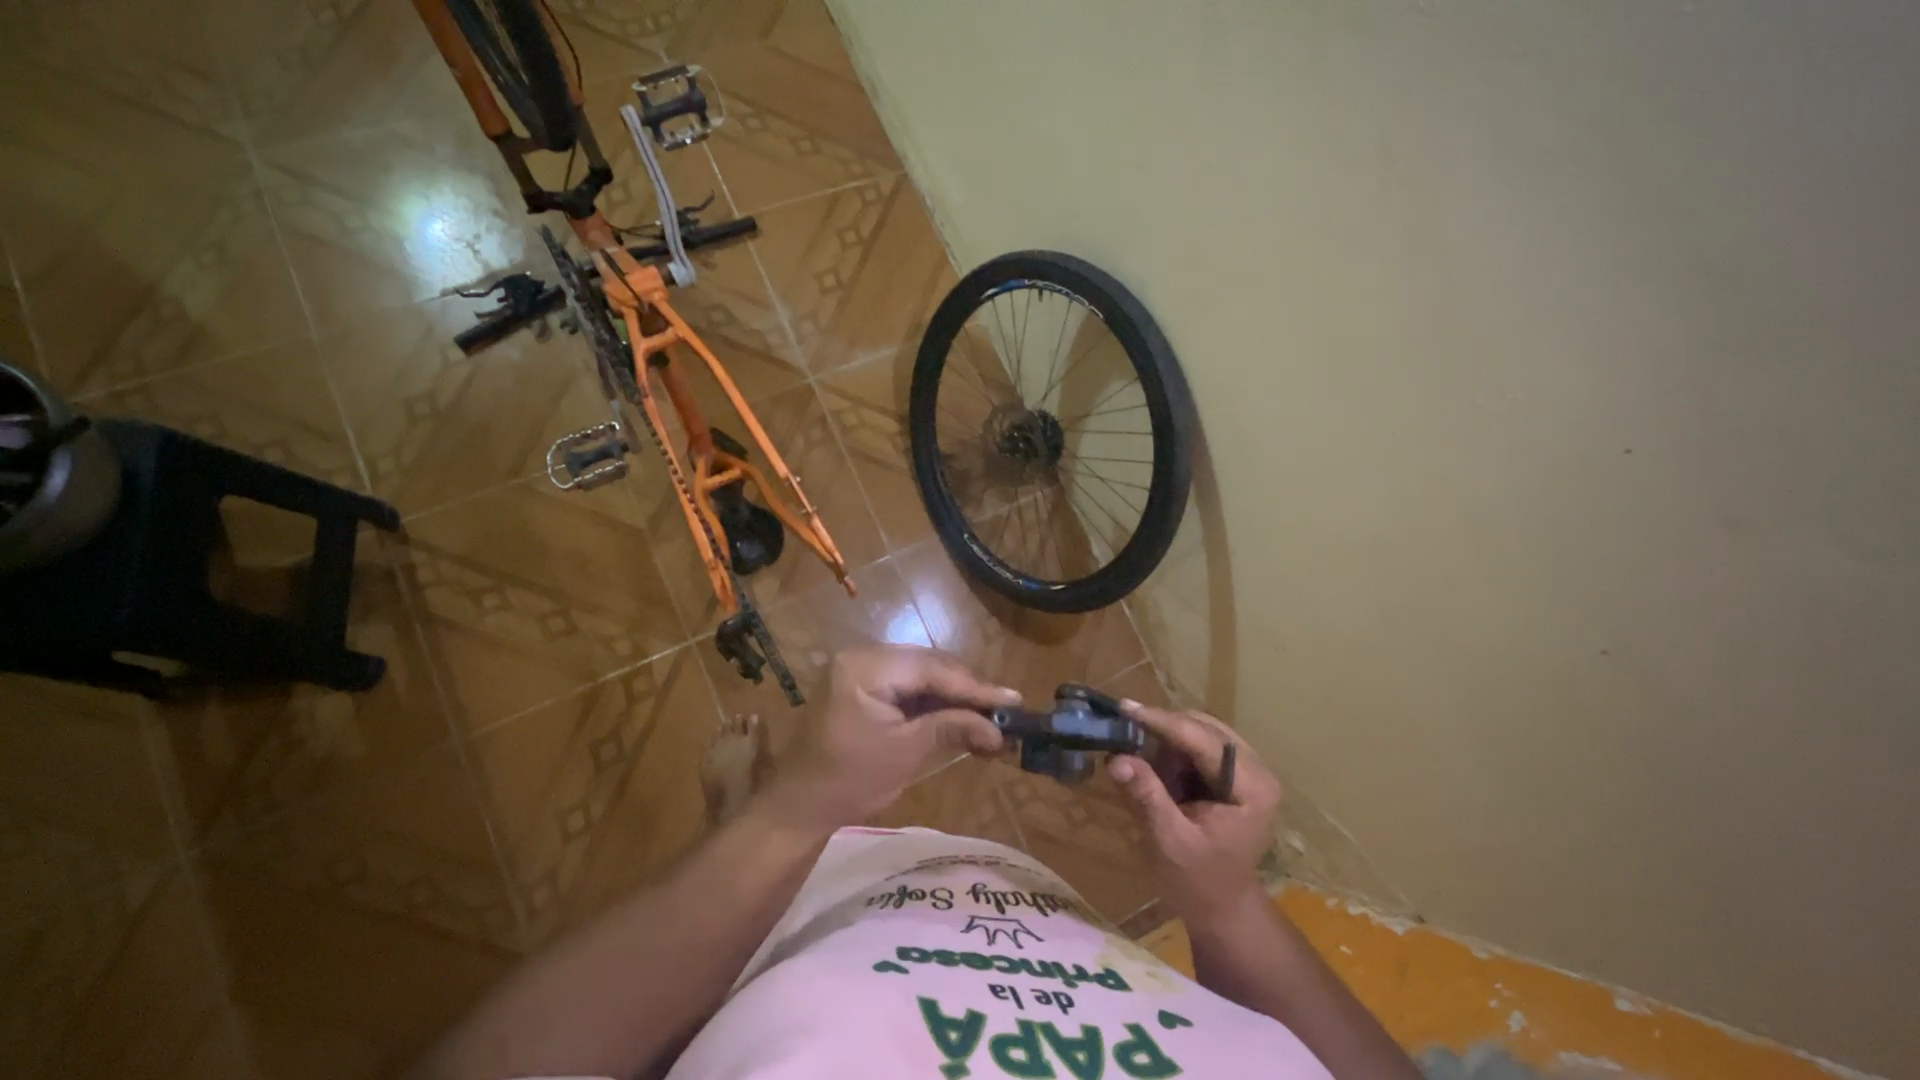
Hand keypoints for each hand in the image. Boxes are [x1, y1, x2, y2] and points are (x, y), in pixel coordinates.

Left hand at [761, 646, 1018, 831]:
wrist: (798, 806)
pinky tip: (958, 714)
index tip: (1013, 699)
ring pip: (919, 673)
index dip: (975, 686)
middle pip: (927, 664)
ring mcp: (859, 670)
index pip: (932, 668)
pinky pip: (905, 684)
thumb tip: (1000, 730)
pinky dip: (931, 700)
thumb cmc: (849, 781)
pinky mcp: (860, 686)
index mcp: (865, 667)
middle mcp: (861, 656)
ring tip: (990, 712)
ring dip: (952, 694)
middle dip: (966, 688)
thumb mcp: (905, 753)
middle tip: (1006, 707)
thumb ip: (952, 729)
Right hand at [1107, 700, 1282, 921]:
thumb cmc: (1197, 882)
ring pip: (1200, 732)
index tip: (1125, 708)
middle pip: (1205, 728)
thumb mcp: (1167, 842)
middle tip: (1121, 727)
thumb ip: (1146, 797)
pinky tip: (1151, 764)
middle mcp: (1257, 770)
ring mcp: (1248, 771)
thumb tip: (1116, 758)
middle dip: (1162, 727)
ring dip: (1165, 739)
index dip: (1163, 722)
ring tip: (1133, 750)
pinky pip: (1199, 746)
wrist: (1220, 908)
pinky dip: (1171, 750)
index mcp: (1252, 787)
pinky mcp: (1234, 775)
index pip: (1204, 740)